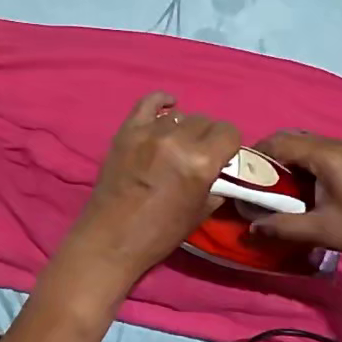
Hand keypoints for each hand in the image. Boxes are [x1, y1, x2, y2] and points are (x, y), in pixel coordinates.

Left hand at [54, 93, 240, 299]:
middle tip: (200, 155)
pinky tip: (168, 108)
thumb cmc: (160, 233)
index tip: (223, 156)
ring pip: (180, 115)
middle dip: (208, 137)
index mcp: (200, 162)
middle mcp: (177, 140)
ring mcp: (149, 132)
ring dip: (184, 128)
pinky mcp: (127, 131)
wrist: (111, 239)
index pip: (228, 132)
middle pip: (205, 121)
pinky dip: (161, 102)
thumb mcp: (200, 212)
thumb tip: (221, 167)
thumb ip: (216, 183)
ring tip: (178, 146)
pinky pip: (148, 103)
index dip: (229, 144)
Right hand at [251, 131, 341, 268]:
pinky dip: (300, 166)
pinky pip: (317, 154)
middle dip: (267, 158)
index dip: (254, 156)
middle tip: (252, 183)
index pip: (278, 142)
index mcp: (324, 154)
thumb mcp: (322, 230)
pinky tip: (297, 190)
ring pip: (303, 146)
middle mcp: (333, 145)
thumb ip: (282, 227)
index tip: (238, 175)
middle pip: (289, 139)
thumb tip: (250, 227)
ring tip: (271, 189)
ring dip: (285, 162)